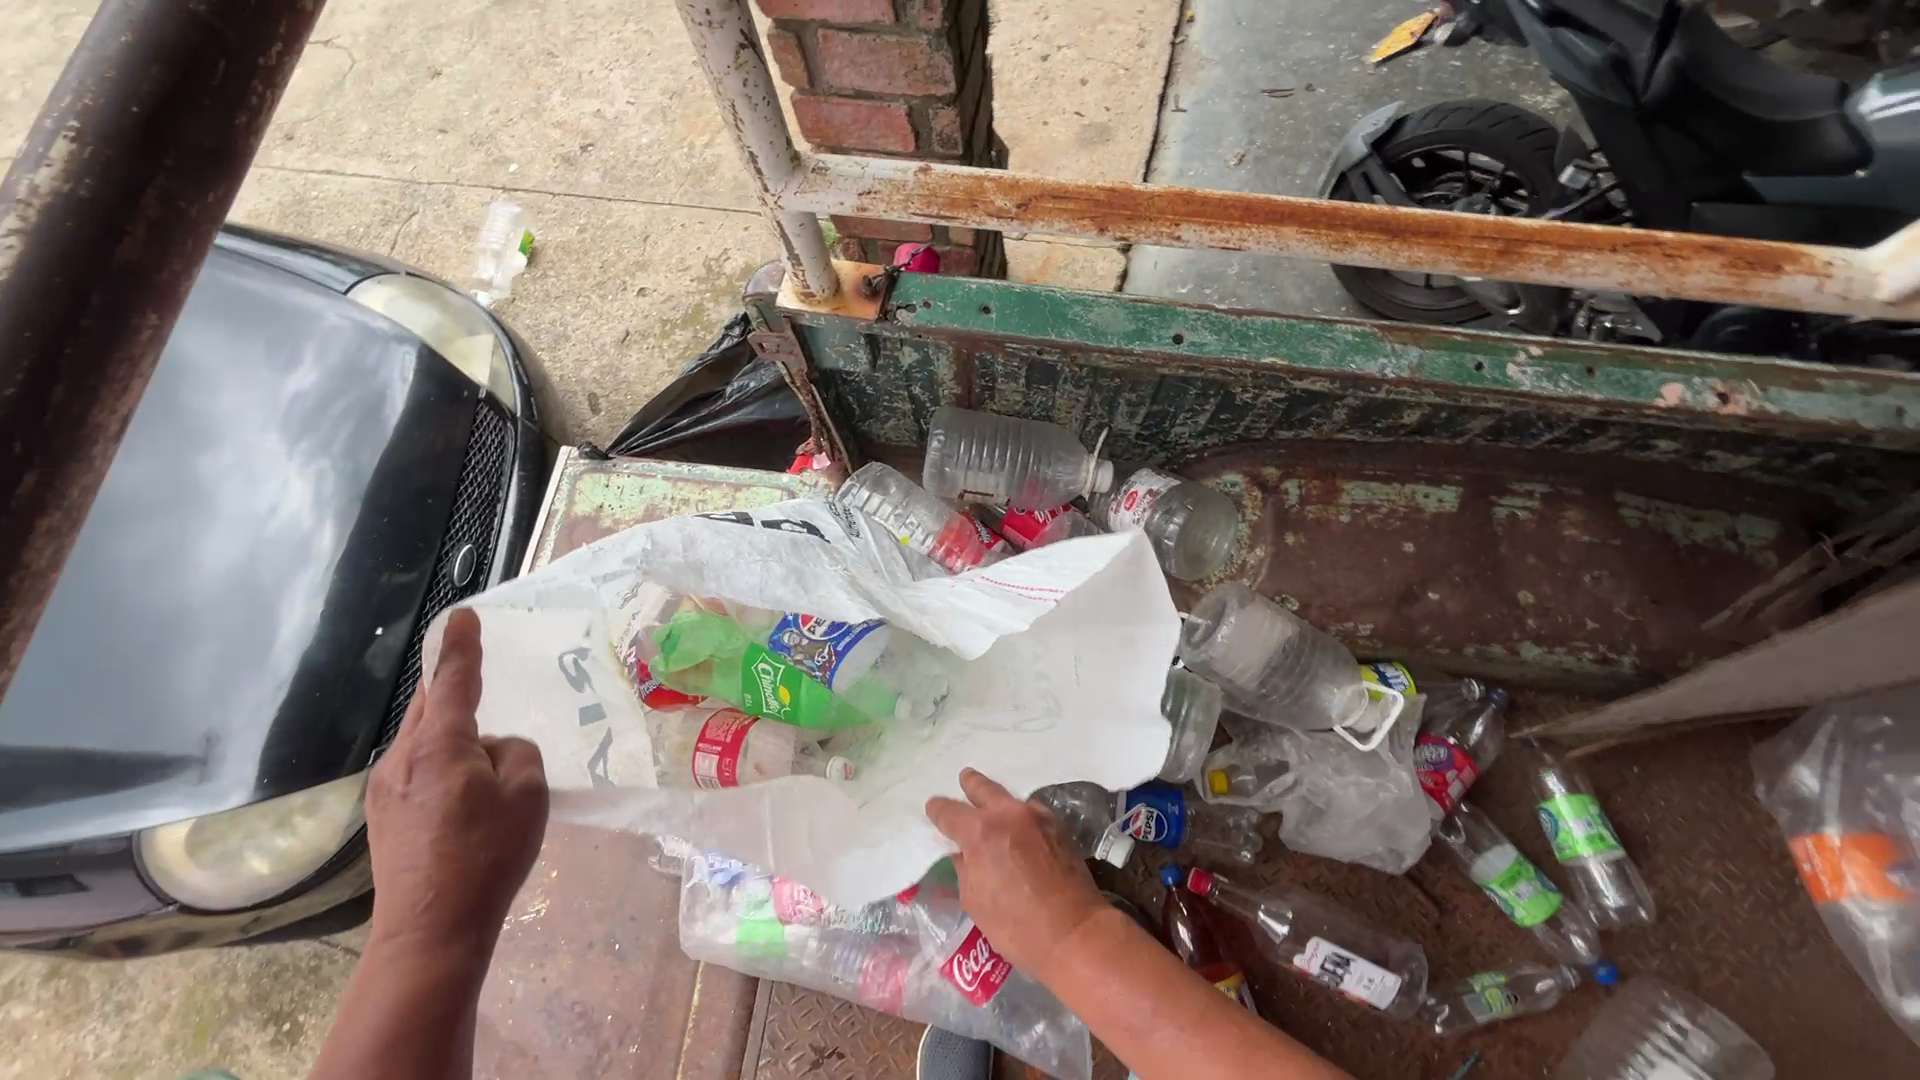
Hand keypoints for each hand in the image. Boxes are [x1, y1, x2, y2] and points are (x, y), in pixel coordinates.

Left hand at [365, 608, 548, 959]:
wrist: (431, 929)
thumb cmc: (487, 854)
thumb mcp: (528, 794)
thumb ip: (517, 753)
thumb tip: (494, 749)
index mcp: (439, 746)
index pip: (452, 681)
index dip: (461, 646)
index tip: (462, 615)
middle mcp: (402, 759)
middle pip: (428, 708)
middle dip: (452, 691)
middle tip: (479, 681)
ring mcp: (385, 789)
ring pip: (423, 741)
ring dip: (452, 735)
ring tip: (486, 764)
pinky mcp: (384, 816)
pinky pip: (418, 768)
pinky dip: (444, 763)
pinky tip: (467, 794)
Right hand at [926, 769, 1107, 978]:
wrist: (1074, 932)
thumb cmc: (1017, 926)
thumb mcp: (975, 901)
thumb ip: (965, 868)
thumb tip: (963, 853)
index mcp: (980, 833)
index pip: (949, 812)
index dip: (938, 810)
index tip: (933, 808)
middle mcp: (1008, 815)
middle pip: (983, 788)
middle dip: (970, 784)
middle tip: (964, 778)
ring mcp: (1037, 817)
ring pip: (1011, 799)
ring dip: (998, 801)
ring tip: (992, 805)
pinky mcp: (1059, 826)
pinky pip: (1031, 812)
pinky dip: (1020, 815)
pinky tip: (1020, 827)